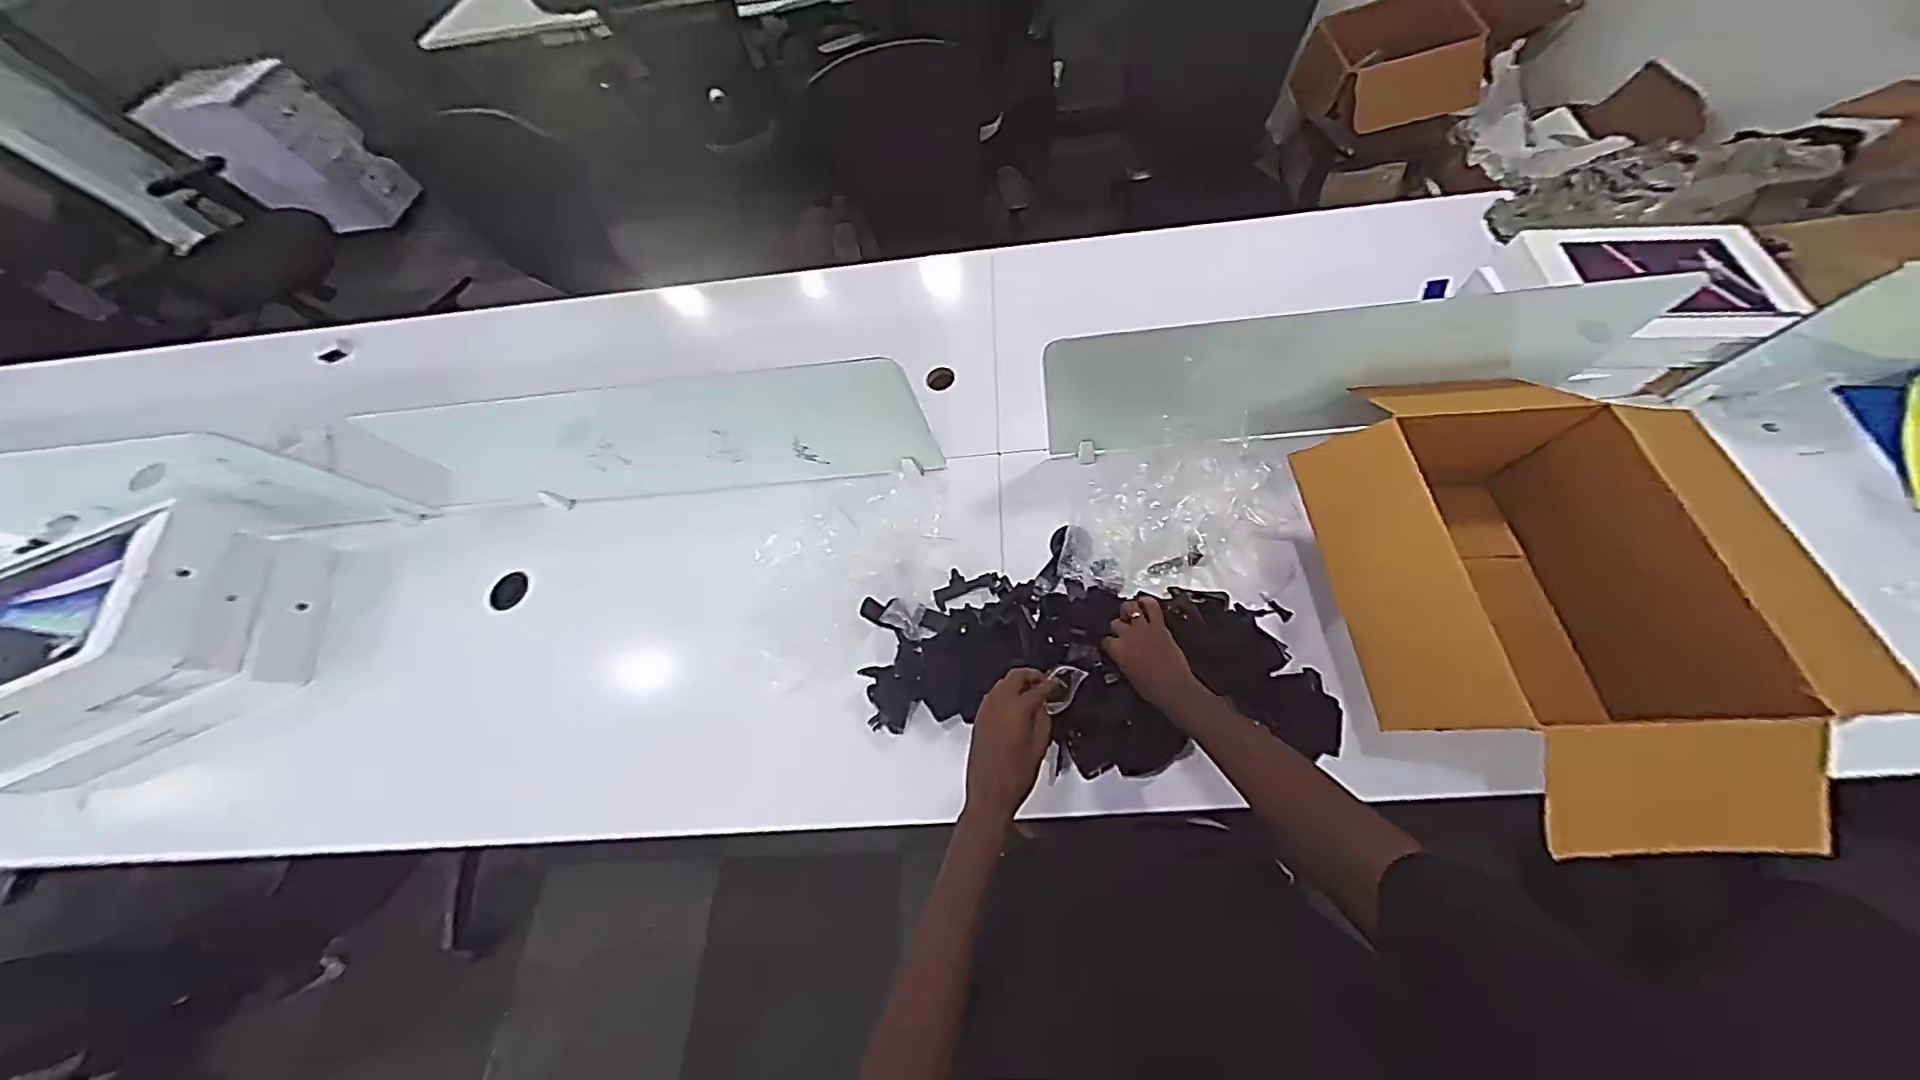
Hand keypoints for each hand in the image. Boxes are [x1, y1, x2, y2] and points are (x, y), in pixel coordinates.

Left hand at [964, 668, 1054, 823]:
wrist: (990, 794)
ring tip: (1032, 693)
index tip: (1057, 684)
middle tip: (1044, 682)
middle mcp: (997, 704)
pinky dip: (1006, 695)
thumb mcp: (1039, 746)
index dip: (1051, 684)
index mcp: (1016, 708)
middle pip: (1016, 676)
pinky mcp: (979, 719)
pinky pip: (993, 697)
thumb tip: (1044, 706)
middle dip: (1032, 676)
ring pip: (1002, 684)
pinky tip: (1015, 707)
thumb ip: (1043, 719)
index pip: (1038, 687)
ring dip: (1017, 684)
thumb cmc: (1013, 777)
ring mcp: (985, 710)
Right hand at [1103, 594, 1205, 714]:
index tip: (1112, 644)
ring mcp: (1143, 628)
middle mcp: (1126, 636)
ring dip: (1128, 610)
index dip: (1109, 642)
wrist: (1173, 687)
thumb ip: (1121, 659)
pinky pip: (1151, 606)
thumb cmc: (1150, 688)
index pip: (1105, 640)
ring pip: (1129, 608)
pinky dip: (1147, 601)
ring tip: (1131, 613)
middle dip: (1118, 626)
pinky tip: (1144, 602)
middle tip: (1124, 630)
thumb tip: (1121, 654)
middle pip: (1115, 623)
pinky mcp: (1159, 625)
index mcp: (1116, 650)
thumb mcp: (1128, 674)